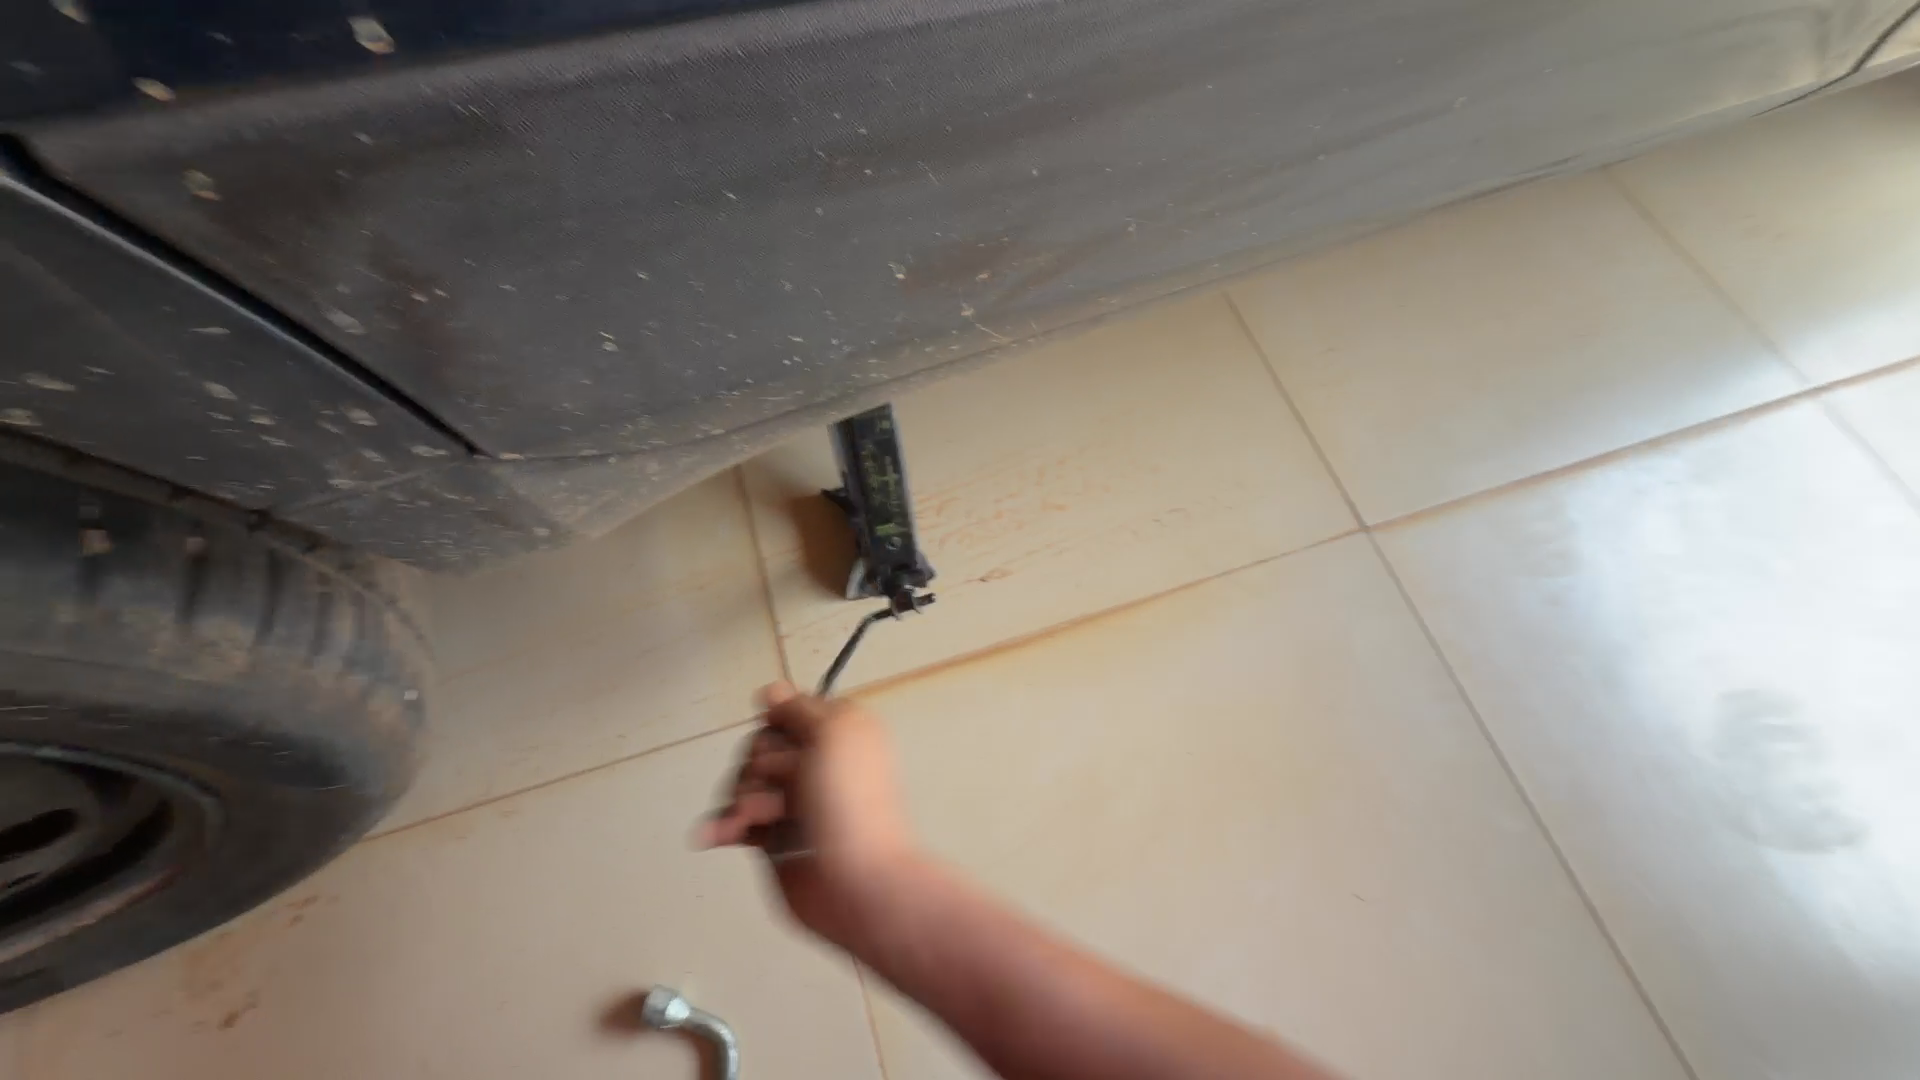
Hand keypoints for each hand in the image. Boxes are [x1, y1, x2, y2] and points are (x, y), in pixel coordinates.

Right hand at [699, 682, 918, 948]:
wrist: (854, 882)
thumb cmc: (850, 802)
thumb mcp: (833, 734)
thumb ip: (799, 708)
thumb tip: (772, 689)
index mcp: (838, 733)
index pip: (787, 712)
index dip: (779, 726)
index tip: (787, 741)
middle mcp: (816, 762)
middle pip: (760, 746)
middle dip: (761, 766)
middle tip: (785, 788)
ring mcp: (794, 801)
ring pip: (744, 782)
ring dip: (746, 798)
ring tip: (762, 820)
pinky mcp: (773, 836)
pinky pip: (737, 818)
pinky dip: (726, 824)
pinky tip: (718, 834)